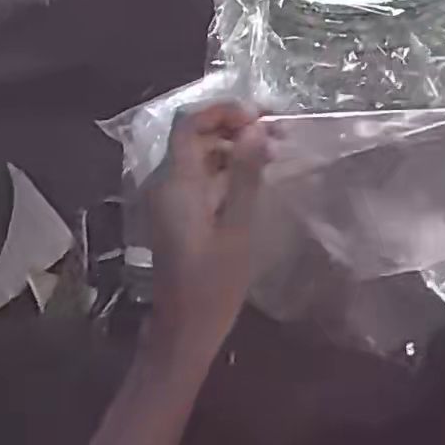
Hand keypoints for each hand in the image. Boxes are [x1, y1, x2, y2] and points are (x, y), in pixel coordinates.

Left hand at [145, 99, 271, 357]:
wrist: (184, 333)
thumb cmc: (213, 284)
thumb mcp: (238, 227)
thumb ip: (246, 174)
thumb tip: (257, 129)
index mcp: (176, 185)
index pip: (190, 125)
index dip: (223, 111)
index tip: (260, 115)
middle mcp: (167, 184)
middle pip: (197, 135)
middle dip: (236, 125)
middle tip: (277, 130)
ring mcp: (171, 198)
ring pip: (202, 154)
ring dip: (236, 144)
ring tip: (276, 149)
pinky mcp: (180, 211)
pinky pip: (203, 174)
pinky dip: (229, 166)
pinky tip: (258, 173)